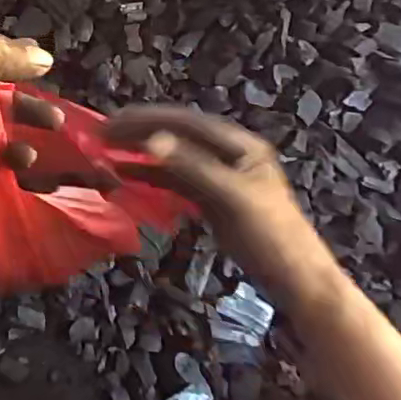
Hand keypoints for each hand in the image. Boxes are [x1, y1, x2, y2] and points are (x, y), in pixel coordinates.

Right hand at [100, 106, 332, 299]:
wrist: (298, 281)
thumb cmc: (271, 236)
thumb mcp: (231, 197)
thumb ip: (191, 167)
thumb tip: (151, 141)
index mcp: (240, 145)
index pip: (185, 122)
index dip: (147, 118)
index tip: (113, 121)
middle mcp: (228, 153)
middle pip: (176, 133)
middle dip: (138, 130)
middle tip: (101, 132)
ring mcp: (218, 174)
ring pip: (171, 153)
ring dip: (139, 149)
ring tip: (106, 147)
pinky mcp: (209, 195)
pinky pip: (172, 177)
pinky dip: (148, 173)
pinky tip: (123, 173)